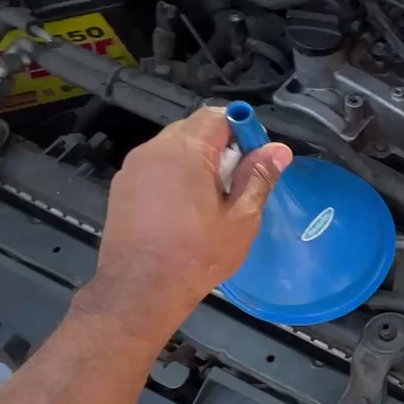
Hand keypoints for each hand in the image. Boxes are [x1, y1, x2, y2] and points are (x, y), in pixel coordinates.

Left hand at [84, 106, 290, 332]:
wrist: (143, 286)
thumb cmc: (198, 254)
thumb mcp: (241, 218)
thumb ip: (258, 177)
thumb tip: (279, 150)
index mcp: (185, 152)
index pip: (217, 116)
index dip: (242, 130)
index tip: (256, 158)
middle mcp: (154, 150)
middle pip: (194, 128)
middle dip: (221, 146)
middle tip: (238, 182)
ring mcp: (134, 167)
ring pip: (174, 147)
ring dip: (198, 161)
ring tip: (214, 199)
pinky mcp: (124, 185)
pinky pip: (157, 166)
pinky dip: (177, 175)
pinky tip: (188, 208)